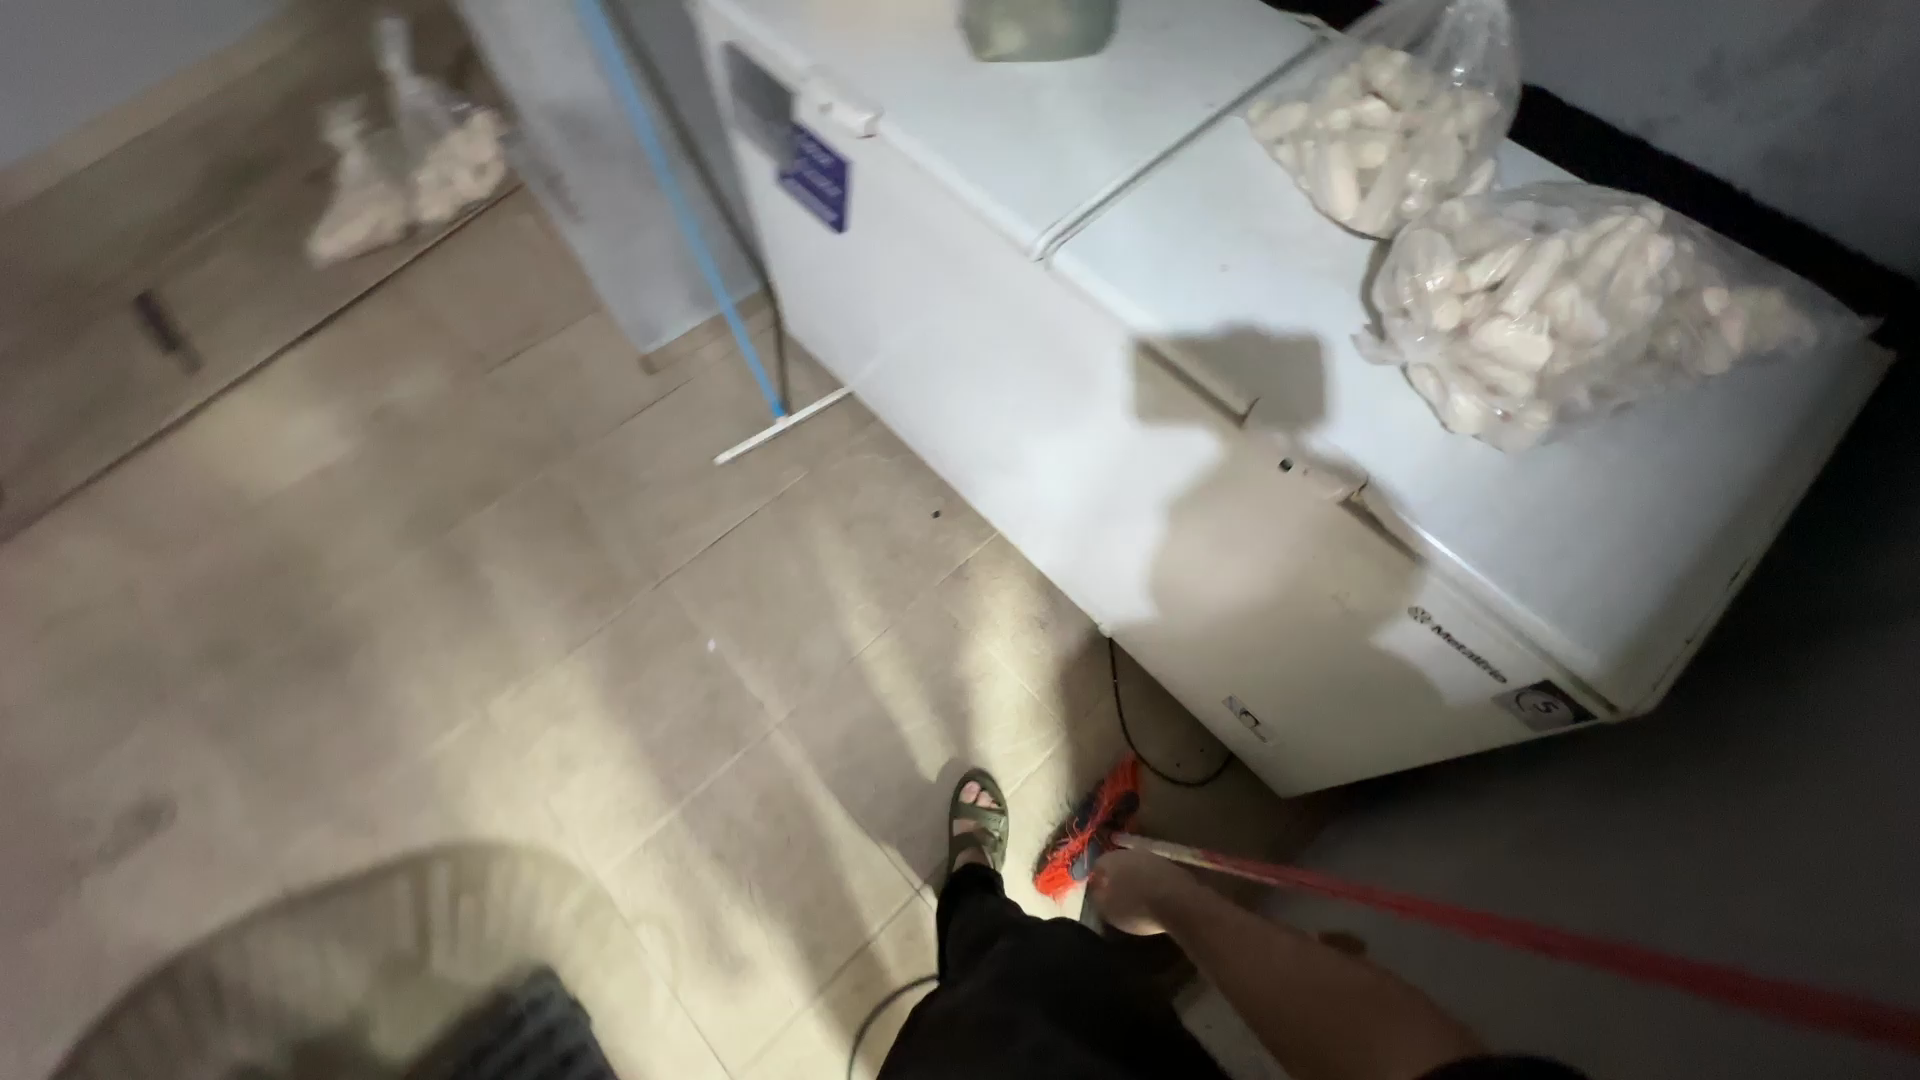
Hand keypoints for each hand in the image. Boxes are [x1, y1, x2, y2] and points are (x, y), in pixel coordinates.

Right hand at [1087, 849, 1196, 935]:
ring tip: (1139, 901)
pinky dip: (1154, 885)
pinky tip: (1157, 900)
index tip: (1099, 897)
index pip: (1097, 866)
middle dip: (1118, 879)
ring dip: (1137, 881)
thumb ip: (1096, 897)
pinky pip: (1156, 875)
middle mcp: (1129, 852)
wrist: (1178, 902)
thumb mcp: (1106, 909)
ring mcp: (1152, 856)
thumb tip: (1095, 891)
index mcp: (1109, 859)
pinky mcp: (1171, 866)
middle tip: (1119, 898)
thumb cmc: (1135, 907)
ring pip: (1138, 868)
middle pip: (1118, 864)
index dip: (1096, 882)